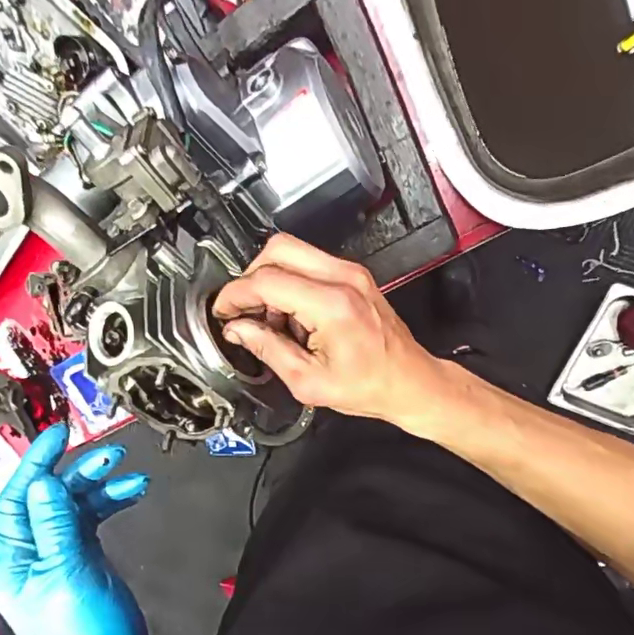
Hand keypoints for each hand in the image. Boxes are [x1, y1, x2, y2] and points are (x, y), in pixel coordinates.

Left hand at [0, 423, 157, 634]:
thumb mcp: (67, 577)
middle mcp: (31, 553)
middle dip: (78, 473)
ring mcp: (60, 556)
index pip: (17, 500)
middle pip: (49, 499)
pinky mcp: (86, 560)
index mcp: (12, 560)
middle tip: (110, 451)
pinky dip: (111, 504)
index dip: (36, 464)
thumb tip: (42, 482)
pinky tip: (132, 492)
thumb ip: (56, 528)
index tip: (58, 434)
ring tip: (129, 472)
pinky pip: (94, 521)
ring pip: (75, 507)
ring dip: (100, 487)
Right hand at [211, 234, 459, 427]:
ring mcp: (352, 274)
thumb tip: (239, 329)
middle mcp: (344, 280)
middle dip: (250, 278)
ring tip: (273, 319)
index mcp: (333, 305)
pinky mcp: (355, 276)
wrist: (409, 382)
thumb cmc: (371, 385)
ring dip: (271, 279)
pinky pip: (310, 262)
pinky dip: (291, 281)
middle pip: (277, 249)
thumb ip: (268, 349)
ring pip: (293, 251)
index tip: (224, 311)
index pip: (267, 280)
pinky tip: (293, 316)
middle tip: (243, 309)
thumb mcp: (308, 381)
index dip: (235, 295)